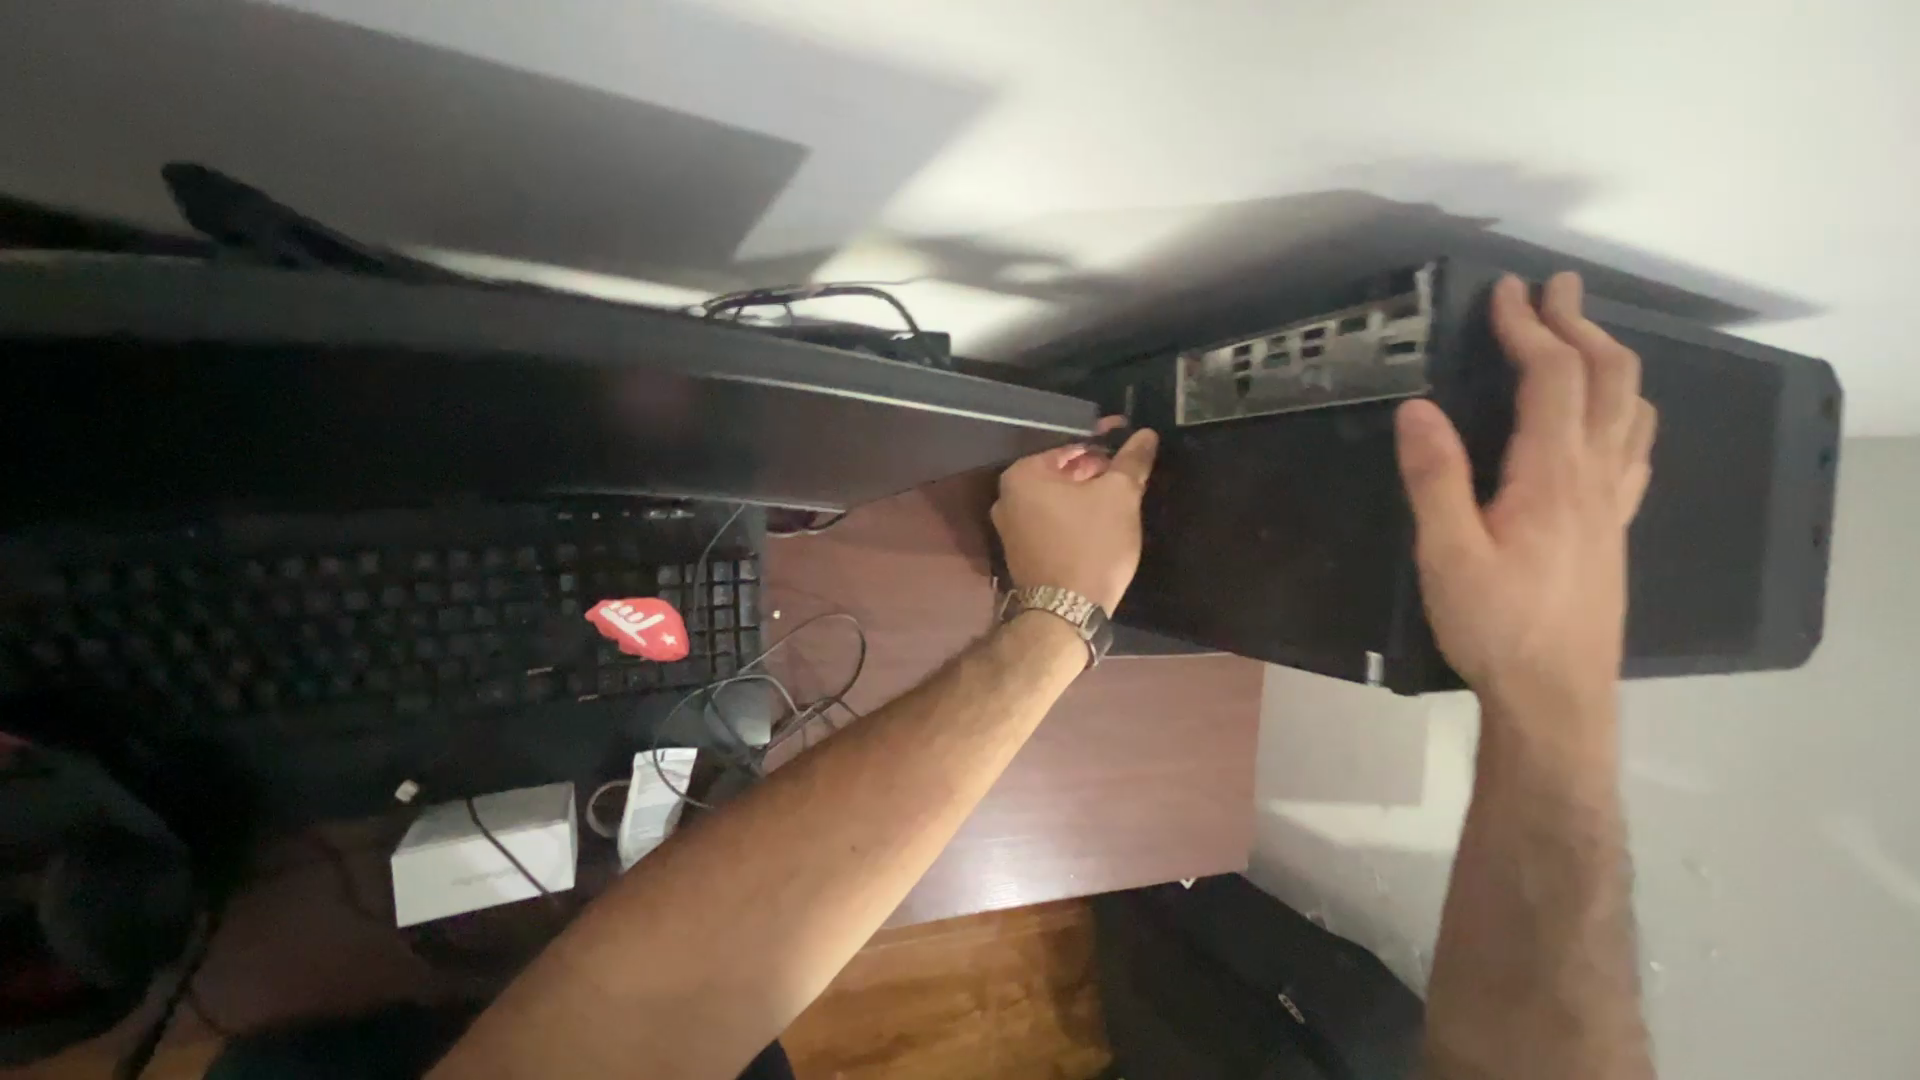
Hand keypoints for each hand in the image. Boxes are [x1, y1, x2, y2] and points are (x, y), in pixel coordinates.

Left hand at [992, 417, 1159, 614]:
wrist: (1067, 612)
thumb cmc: (1091, 544)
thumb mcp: (1119, 496)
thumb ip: (1131, 462)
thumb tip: (1145, 435)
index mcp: (1021, 475)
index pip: (1070, 446)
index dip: (1105, 442)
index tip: (1131, 440)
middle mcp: (1006, 498)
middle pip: (1061, 473)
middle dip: (1097, 470)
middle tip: (1132, 473)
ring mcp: (1010, 529)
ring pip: (1058, 500)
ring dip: (1088, 495)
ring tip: (1124, 496)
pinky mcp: (1022, 553)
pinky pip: (1053, 523)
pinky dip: (1076, 518)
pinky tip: (1103, 522)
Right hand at [1395, 273, 1656, 720]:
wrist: (1556, 694)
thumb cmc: (1495, 625)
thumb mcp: (1447, 555)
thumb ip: (1435, 479)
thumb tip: (1418, 409)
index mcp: (1552, 477)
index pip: (1552, 380)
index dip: (1530, 329)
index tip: (1506, 292)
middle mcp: (1595, 477)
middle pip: (1606, 380)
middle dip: (1580, 326)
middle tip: (1554, 290)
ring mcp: (1613, 503)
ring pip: (1630, 408)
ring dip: (1608, 359)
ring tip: (1581, 333)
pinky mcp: (1613, 527)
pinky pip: (1635, 448)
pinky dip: (1625, 408)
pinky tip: (1613, 415)